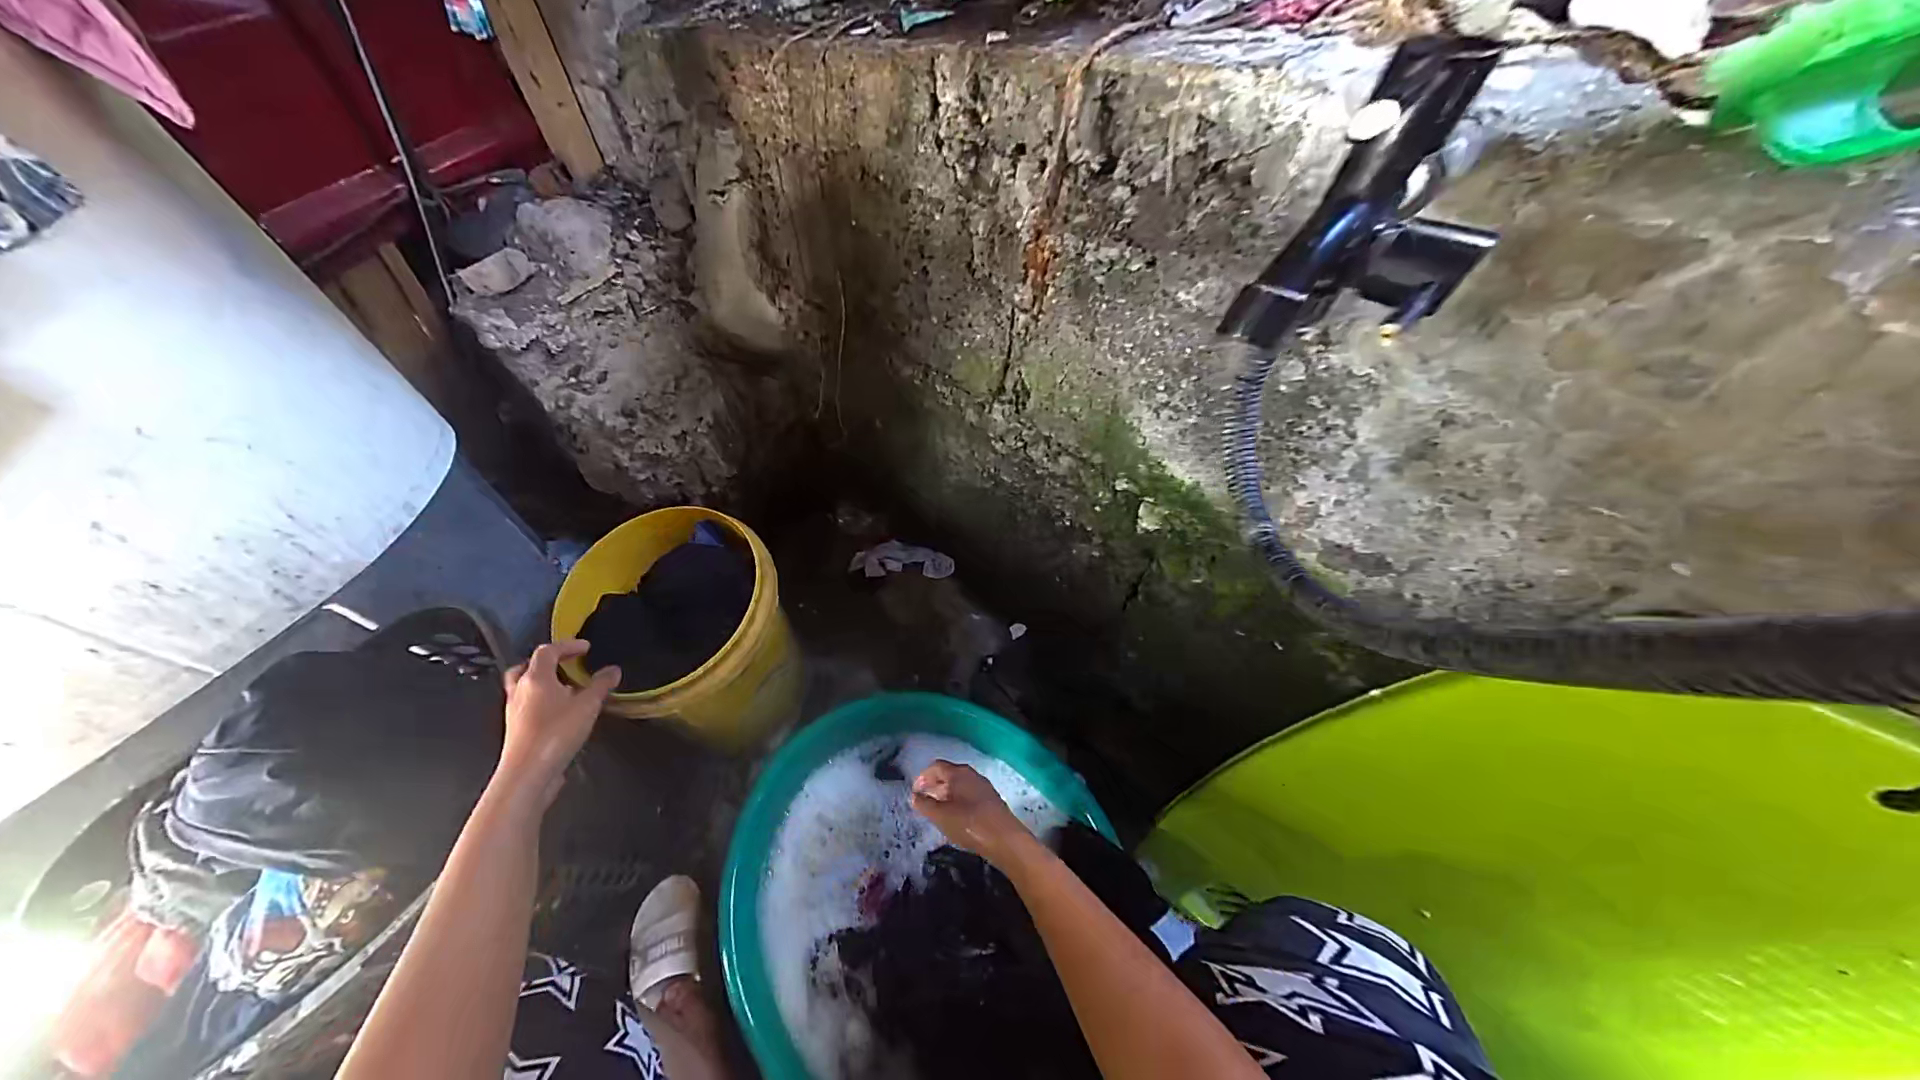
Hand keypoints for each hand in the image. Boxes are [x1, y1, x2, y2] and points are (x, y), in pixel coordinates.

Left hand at [494, 640, 620, 807]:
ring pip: (524, 687)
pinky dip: (541, 701)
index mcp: (535, 679)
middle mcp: (520, 691)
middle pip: (527, 667)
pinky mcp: (516, 729)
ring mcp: (514, 711)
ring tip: (565, 687)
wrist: (527, 774)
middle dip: (547, 662)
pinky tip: (559, 712)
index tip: (585, 647)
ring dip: (543, 682)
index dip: (567, 645)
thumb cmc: (556, 733)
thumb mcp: (588, 706)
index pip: (547, 651)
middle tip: (566, 664)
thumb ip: (601, 685)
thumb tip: (613, 670)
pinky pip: (527, 705)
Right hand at [911, 760, 1036, 866]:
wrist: (1004, 838)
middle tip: (924, 800)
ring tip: (938, 810)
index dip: (923, 776)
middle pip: (949, 774)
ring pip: (960, 785)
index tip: (915, 791)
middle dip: (935, 785)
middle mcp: (972, 775)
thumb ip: (924, 804)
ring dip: (947, 794)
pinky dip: (959, 800)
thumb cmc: (969, 823)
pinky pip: (970, 794)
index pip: (936, 766)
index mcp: (958, 773)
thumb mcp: (940, 816)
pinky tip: (957, 817)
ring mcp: (984, 786)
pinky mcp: (991, 800)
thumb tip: (915, 796)